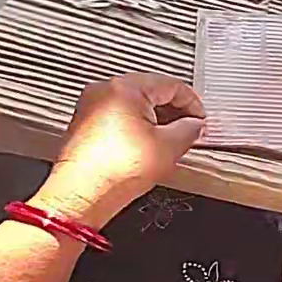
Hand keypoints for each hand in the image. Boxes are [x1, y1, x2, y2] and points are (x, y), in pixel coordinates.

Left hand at [36, 74, 206, 225]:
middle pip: (152, 91)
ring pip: (136, 103)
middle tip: (189, 129)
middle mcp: (105, 90)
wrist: (81, 196)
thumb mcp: (169, 147)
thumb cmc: (113, 171)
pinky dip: (137, 126)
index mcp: (126, 88)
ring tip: (169, 141)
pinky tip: (147, 146)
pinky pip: (119, 115)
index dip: (193, 103)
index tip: (200, 118)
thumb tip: (195, 125)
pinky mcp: (85, 123)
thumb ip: (190, 129)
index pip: (172, 85)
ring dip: (156, 119)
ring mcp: (92, 105)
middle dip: (174, 111)